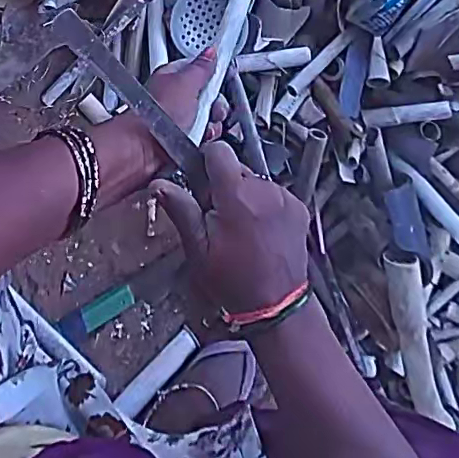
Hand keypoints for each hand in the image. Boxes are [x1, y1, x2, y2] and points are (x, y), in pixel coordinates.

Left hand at [109, 51, 226, 181]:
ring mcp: (177, 121)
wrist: (142, 150)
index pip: (200, 71)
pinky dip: (206, 141)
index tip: (219, 84)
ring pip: (208, 119)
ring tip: (202, 128)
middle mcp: (173, 98)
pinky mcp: (182, 142)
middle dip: (215, 105)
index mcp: (171, 77)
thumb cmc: (155, 115)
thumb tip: (211, 50)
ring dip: (211, 125)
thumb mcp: (186, 84)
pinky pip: (204, 138)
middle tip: (211, 109)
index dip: (213, 78)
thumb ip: (201, 67)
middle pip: (208, 97)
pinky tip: (200, 141)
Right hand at [152, 141, 311, 317]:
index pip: (219, 150)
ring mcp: (284, 198)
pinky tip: (259, 230)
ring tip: (241, 227)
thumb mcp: (198, 248)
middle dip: (224, 185)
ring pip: (254, 180)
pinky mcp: (297, 207)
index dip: (206, 161)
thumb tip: (160, 185)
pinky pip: (273, 193)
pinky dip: (265, 204)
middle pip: (235, 167)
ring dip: (245, 196)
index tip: (203, 179)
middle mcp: (264, 191)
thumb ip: (181, 209)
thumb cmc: (237, 281)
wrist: (278, 307)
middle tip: (219, 216)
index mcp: (237, 195)